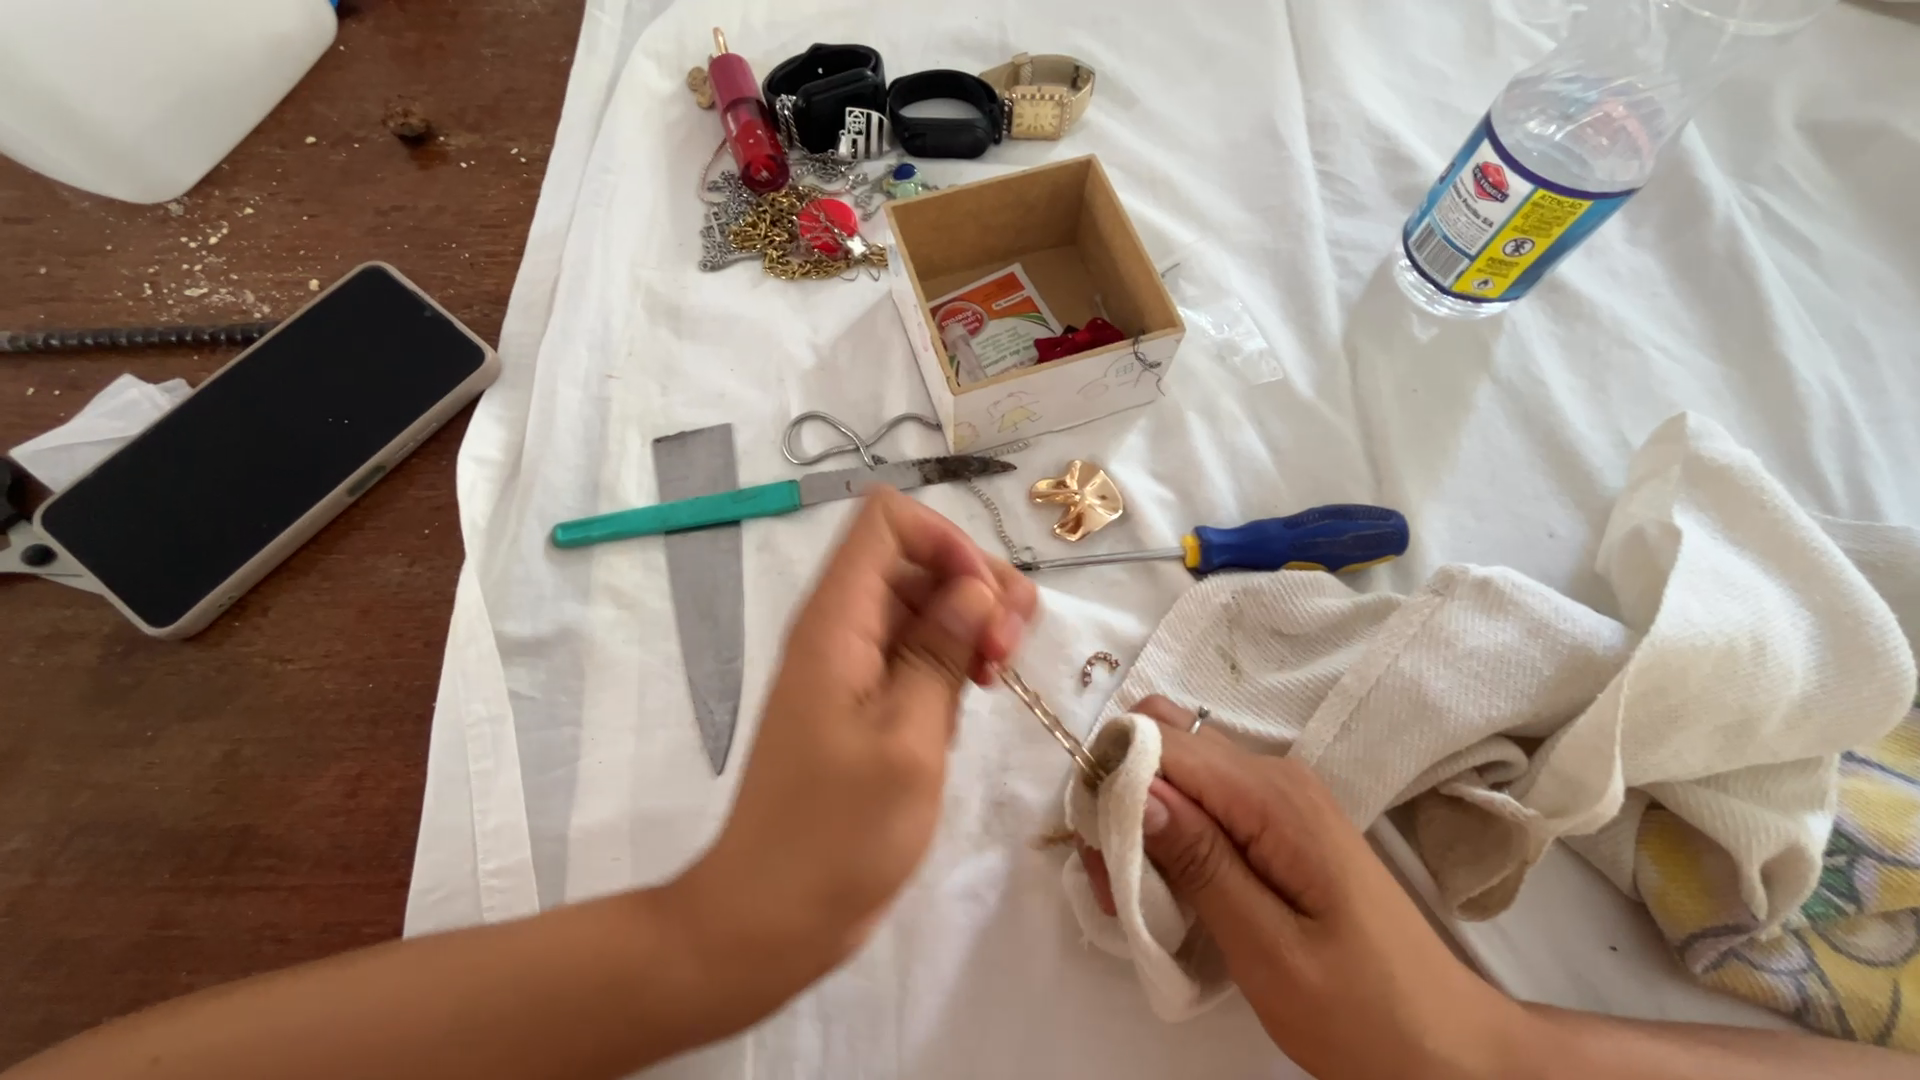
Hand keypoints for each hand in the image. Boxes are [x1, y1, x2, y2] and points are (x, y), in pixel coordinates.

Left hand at [668, 489, 1036, 1038]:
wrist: (772, 915)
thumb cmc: (837, 835)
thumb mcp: (907, 740)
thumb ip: (942, 652)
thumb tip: (976, 588)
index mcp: (837, 622)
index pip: (887, 520)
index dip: (946, 541)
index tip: (986, 604)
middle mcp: (841, 628)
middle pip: (916, 557)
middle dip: (975, 585)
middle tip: (1006, 653)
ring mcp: (853, 664)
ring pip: (923, 602)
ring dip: (973, 622)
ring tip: (996, 675)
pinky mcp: (865, 699)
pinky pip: (916, 648)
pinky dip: (954, 656)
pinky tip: (976, 694)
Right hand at [1082, 697, 1528, 1079]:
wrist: (1449, 1047)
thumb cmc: (1362, 1010)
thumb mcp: (1270, 951)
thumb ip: (1201, 863)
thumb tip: (1134, 789)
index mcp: (1273, 798)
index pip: (1164, 740)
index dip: (1114, 774)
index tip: (1094, 845)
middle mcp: (1273, 776)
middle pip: (1167, 742)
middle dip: (1120, 792)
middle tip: (1110, 873)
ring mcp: (1277, 797)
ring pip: (1178, 770)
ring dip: (1140, 817)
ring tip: (1135, 896)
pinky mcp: (1276, 822)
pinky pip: (1203, 801)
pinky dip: (1169, 833)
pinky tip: (1167, 888)